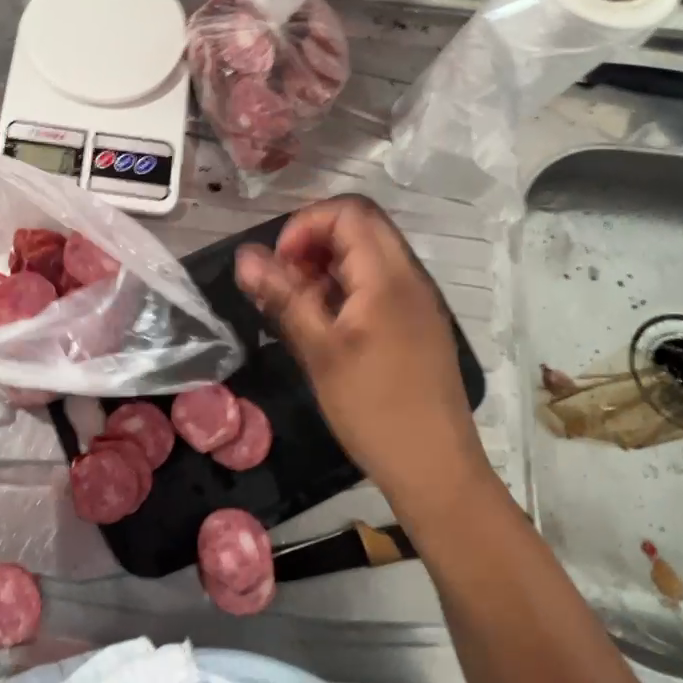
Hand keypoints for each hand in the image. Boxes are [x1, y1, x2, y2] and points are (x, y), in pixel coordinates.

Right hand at [233, 195, 486, 509]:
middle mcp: (409, 277)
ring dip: (327, 265)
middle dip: (313, 242)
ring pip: (368, 254)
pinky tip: (325, 324)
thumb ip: (283, 296)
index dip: (304, 226)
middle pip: (360, 226)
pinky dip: (345, 286)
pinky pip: (378, 282)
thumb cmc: (374, 409)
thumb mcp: (318, 351)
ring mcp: (417, 301)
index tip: (279, 266)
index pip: (347, 212)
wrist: (437, 470)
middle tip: (286, 282)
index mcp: (388, 276)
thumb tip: (245, 256)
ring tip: (299, 306)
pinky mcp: (417, 324)